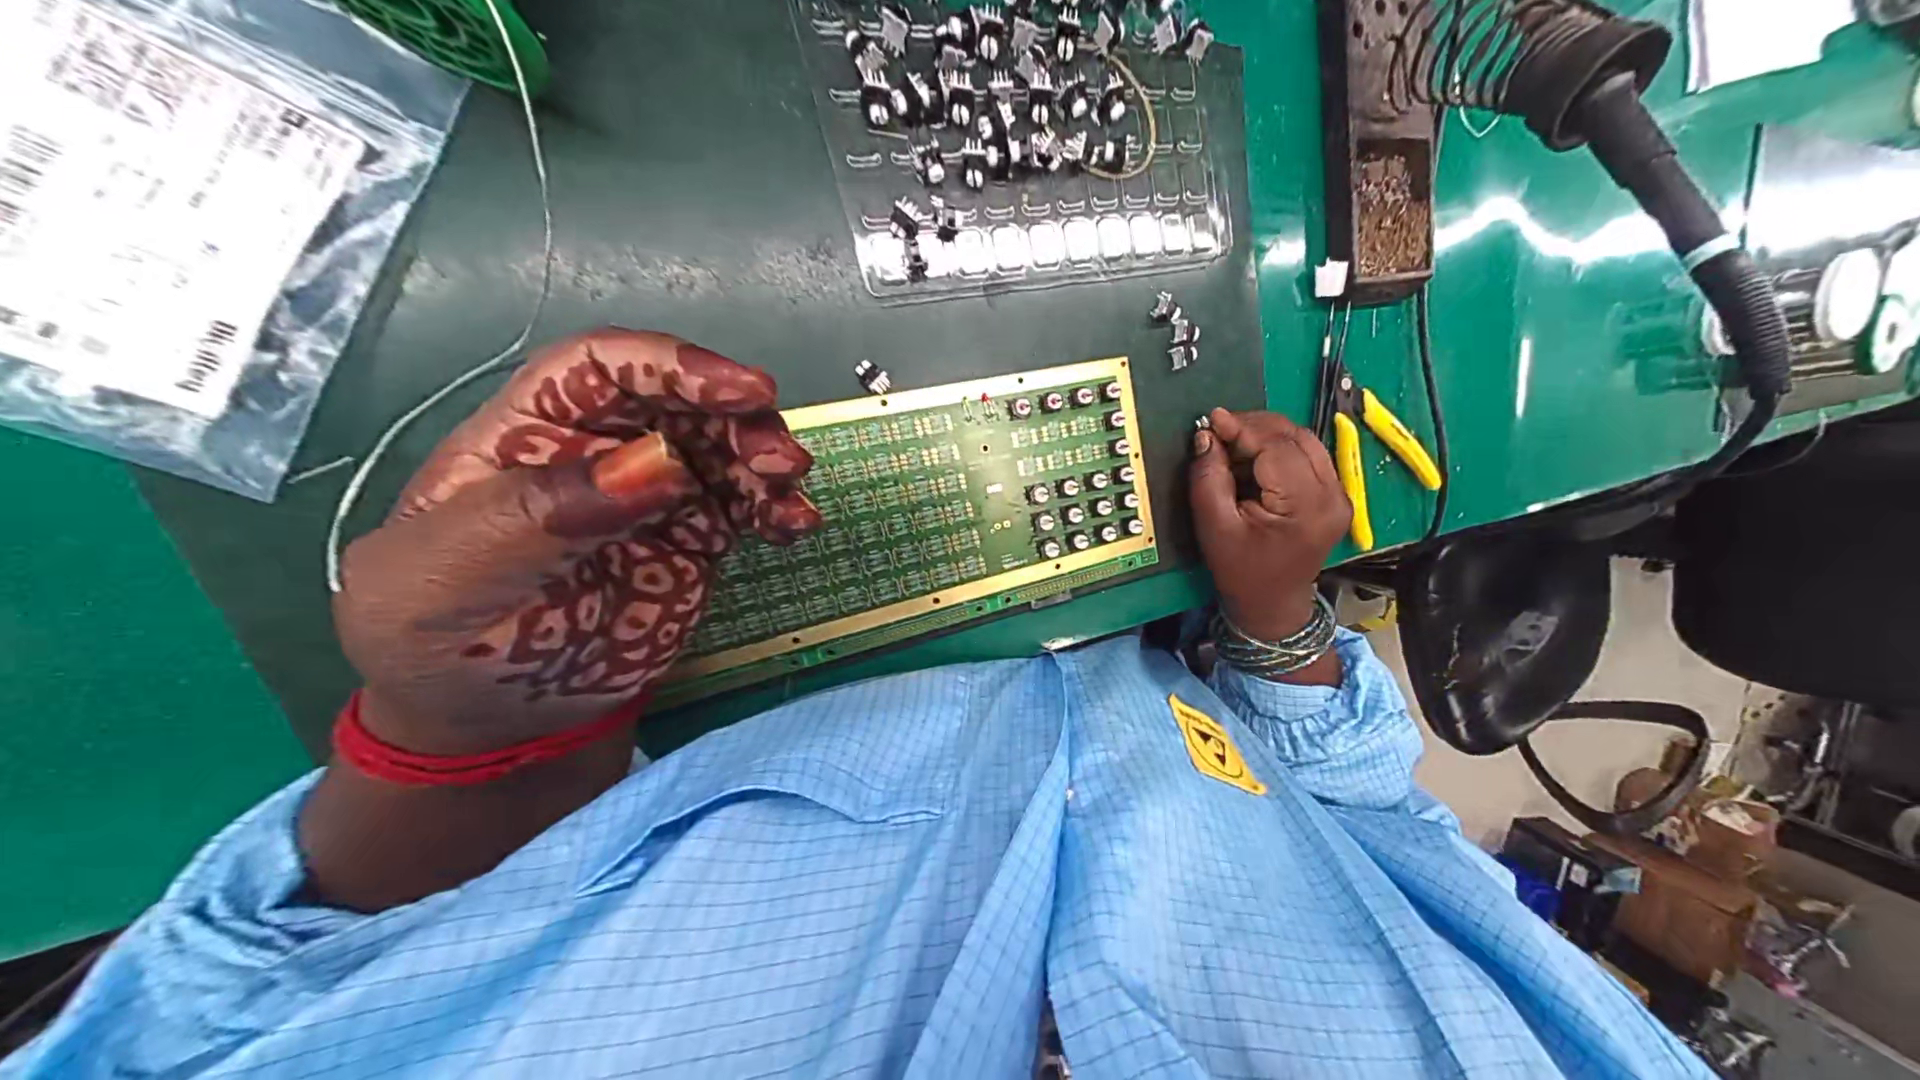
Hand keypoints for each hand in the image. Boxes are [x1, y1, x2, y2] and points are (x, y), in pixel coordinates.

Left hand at [333, 328, 821, 753]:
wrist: (496, 715)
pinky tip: (794, 526)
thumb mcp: (454, 575)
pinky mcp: (695, 540)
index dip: (675, 366)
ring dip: (768, 463)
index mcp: (531, 433)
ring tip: (792, 496)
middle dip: (740, 421)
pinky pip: (746, 508)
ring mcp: (656, 498)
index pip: (604, 370)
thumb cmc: (445, 638)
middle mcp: (602, 452)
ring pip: (725, 452)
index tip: (744, 390)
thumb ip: (545, 513)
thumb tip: (661, 463)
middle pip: (683, 406)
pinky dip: (776, 509)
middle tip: (782, 459)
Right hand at [1189, 407, 1349, 640]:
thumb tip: (1206, 436)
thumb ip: (1208, 478)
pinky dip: (1277, 447)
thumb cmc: (1240, 570)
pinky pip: (1306, 454)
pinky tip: (1251, 457)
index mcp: (1306, 507)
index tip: (1211, 420)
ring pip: (1304, 440)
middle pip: (1296, 437)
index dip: (1243, 429)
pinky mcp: (1334, 493)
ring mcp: (1339, 493)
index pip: (1277, 447)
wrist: (1271, 604)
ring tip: (1232, 443)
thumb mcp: (1214, 527)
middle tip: (1218, 430)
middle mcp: (1333, 495)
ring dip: (1266, 434)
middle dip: (1254, 427)